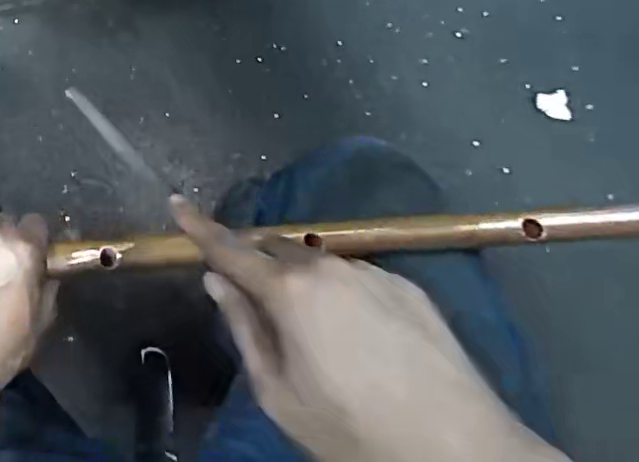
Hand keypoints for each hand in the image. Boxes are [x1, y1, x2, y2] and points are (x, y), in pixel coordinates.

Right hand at [171, 197, 564, 461]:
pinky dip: (341, 294)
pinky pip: (356, 277)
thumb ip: (243, 328)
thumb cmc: (355, 432)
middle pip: (273, 248)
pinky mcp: (405, 284)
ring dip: (301, 281)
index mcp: (288, 291)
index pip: (229, 248)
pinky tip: (362, 340)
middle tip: (251, 295)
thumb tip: (216, 282)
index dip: (198, 226)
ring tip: (318, 334)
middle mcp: (325, 266)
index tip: (176, 202)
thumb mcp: (281, 395)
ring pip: (317, 263)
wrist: (463, 452)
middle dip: (254, 260)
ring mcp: (369, 271)